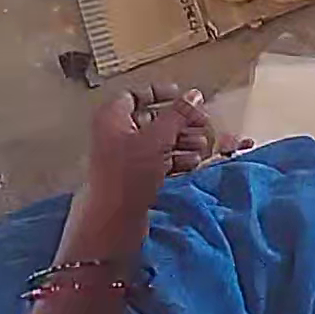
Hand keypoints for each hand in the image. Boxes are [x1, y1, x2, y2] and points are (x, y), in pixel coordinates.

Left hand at [59, 84, 233, 263]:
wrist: (112, 220)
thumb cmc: (129, 173)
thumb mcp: (158, 138)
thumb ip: (178, 114)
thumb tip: (195, 95)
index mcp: (113, 118)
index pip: (135, 95)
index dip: (159, 93)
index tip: (182, 95)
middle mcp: (116, 135)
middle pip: (152, 119)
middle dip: (180, 122)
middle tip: (202, 124)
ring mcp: (125, 158)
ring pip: (159, 142)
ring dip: (183, 141)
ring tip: (202, 146)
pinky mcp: (134, 178)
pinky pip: (159, 161)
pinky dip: (177, 159)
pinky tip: (193, 163)